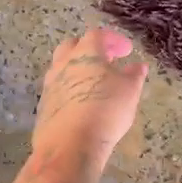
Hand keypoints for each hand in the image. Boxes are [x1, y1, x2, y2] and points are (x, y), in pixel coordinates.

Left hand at [30, 26, 147, 170]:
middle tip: (106, 61)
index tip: (127, 51)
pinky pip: (58, 90)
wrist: (69, 147)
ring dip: (78, 70)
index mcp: (85, 52)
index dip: (114, 40)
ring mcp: (50, 86)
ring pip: (62, 68)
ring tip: (94, 84)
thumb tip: (138, 66)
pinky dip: (70, 90)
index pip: (98, 35)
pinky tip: (82, 105)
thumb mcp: (130, 90)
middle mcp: (63, 63)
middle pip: (73, 46)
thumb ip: (134, 75)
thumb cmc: (105, 110)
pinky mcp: (43, 107)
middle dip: (90, 49)